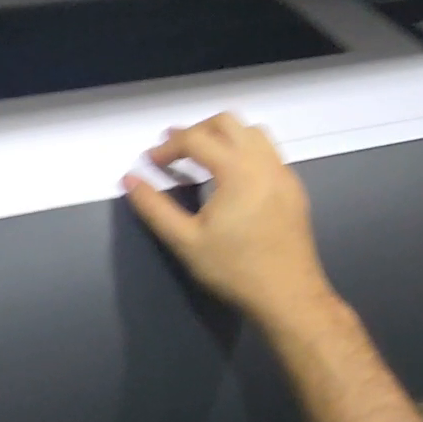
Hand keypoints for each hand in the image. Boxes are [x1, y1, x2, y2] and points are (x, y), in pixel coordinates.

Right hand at [121, 113, 344, 334]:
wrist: (290, 298)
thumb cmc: (234, 269)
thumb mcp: (184, 241)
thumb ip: (153, 207)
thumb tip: (129, 180)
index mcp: (238, 171)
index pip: (197, 139)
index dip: (168, 146)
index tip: (150, 162)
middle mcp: (265, 164)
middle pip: (228, 122)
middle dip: (196, 130)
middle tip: (173, 151)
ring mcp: (284, 175)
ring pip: (253, 133)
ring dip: (223, 136)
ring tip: (200, 157)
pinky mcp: (293, 190)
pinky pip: (268, 152)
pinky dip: (243, 150)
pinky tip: (228, 177)